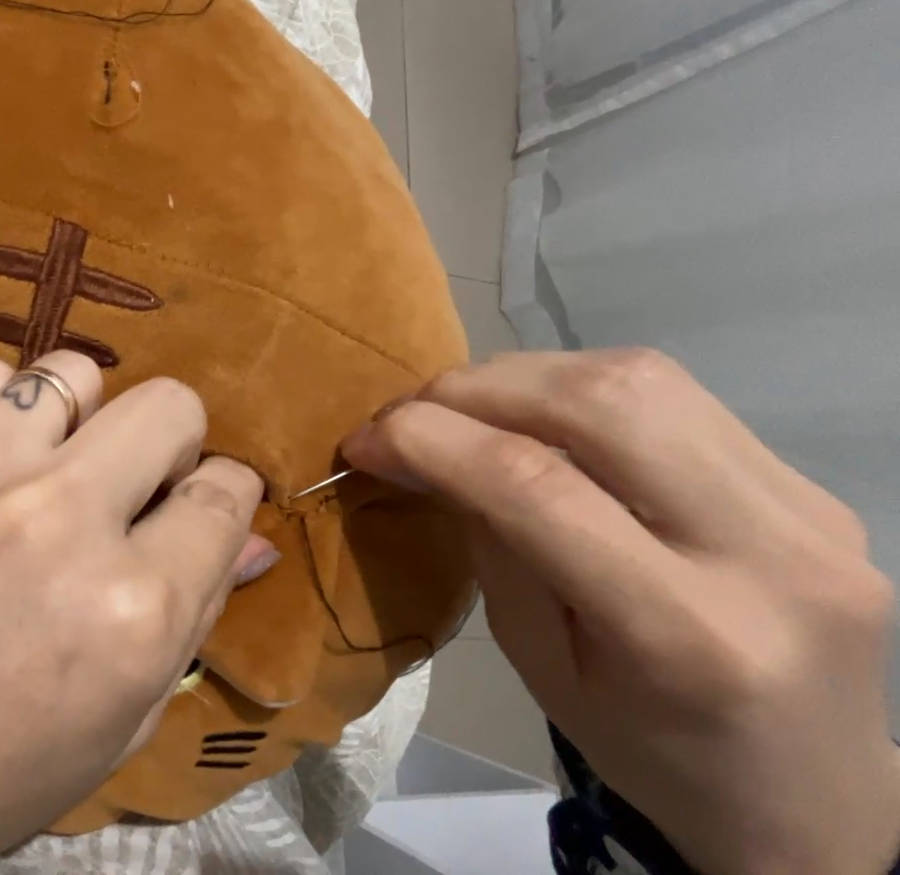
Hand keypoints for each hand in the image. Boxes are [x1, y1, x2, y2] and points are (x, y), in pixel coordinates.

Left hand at [0, 352, 274, 874]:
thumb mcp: (109, 732)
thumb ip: (187, 620)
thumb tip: (243, 540)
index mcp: (129, 611)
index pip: (223, 497)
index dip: (221, 500)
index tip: (197, 508)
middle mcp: (60, 519)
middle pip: (167, 407)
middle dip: (167, 447)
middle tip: (126, 489)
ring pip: (73, 373)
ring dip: (79, 421)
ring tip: (47, 470)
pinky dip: (0, 411)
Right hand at [343, 349, 899, 874]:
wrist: (811, 797)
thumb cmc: (645, 747)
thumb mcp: (537, 661)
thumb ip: (488, 543)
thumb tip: (420, 450)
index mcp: (689, 633)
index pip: (535, 486)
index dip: (429, 441)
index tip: (362, 442)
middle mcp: (771, 554)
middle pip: (601, 404)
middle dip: (473, 389)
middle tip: (406, 414)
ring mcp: (808, 508)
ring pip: (641, 378)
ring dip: (522, 376)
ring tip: (462, 408)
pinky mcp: (810, 484)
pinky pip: (672, 395)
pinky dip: (574, 388)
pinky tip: (536, 417)